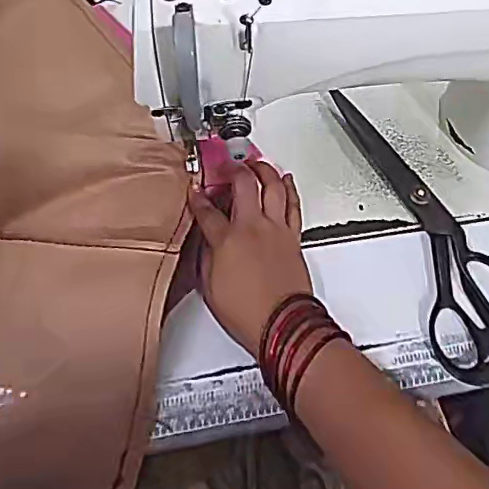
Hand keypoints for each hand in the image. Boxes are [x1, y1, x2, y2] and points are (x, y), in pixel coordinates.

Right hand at [187, 160, 311, 353]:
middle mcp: (252, 228)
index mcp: (226, 240)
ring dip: (262, 169)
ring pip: (272, 185)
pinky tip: (285, 179)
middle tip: (226, 165)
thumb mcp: (211, 287)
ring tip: (255, 163)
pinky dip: (289, 188)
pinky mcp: (293, 237)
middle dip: (231, 169)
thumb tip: (206, 243)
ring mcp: (275, 229)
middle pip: (243, 183)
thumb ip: (207, 258)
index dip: (198, 198)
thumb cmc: (249, 313)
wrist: (283, 325)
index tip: (195, 192)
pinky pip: (292, 204)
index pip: (207, 210)